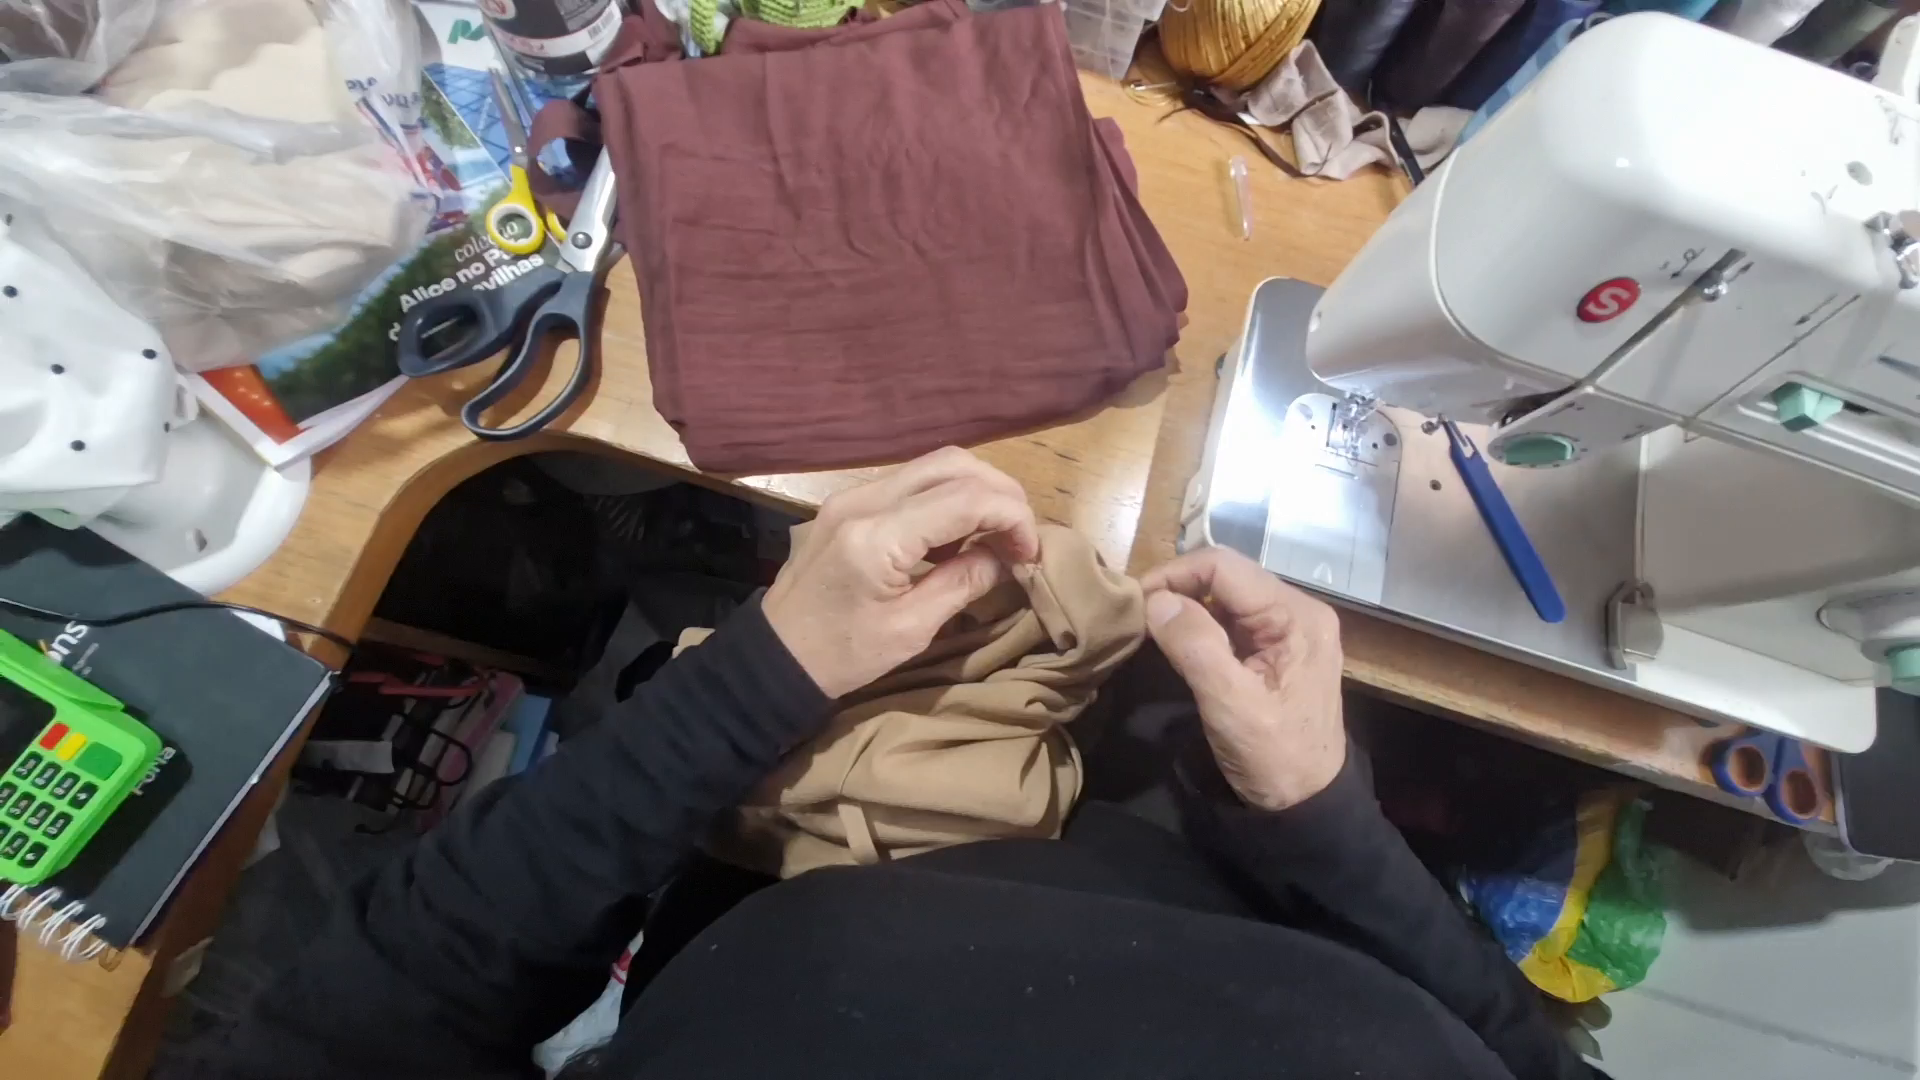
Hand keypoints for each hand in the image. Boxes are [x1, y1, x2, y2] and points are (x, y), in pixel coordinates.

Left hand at [763, 447, 1040, 698]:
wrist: (775, 656)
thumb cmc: (843, 655)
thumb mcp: (912, 629)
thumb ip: (964, 582)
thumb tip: (1008, 556)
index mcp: (878, 538)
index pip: (965, 498)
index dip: (1012, 517)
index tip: (1030, 553)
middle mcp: (864, 500)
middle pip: (952, 464)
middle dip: (1000, 493)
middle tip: (1021, 536)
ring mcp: (852, 495)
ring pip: (933, 465)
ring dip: (976, 490)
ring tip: (997, 535)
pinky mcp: (848, 502)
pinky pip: (910, 482)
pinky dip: (946, 497)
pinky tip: (958, 534)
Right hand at [1142, 547, 1345, 810]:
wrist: (1308, 804)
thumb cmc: (1275, 757)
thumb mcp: (1231, 705)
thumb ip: (1195, 646)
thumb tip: (1155, 600)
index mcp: (1296, 616)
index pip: (1223, 566)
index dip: (1174, 575)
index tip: (1136, 603)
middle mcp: (1297, 609)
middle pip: (1224, 574)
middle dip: (1177, 587)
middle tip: (1139, 616)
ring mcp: (1288, 627)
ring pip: (1224, 593)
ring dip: (1185, 604)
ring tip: (1152, 627)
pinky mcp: (1275, 644)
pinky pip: (1229, 616)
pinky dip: (1197, 621)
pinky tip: (1176, 640)